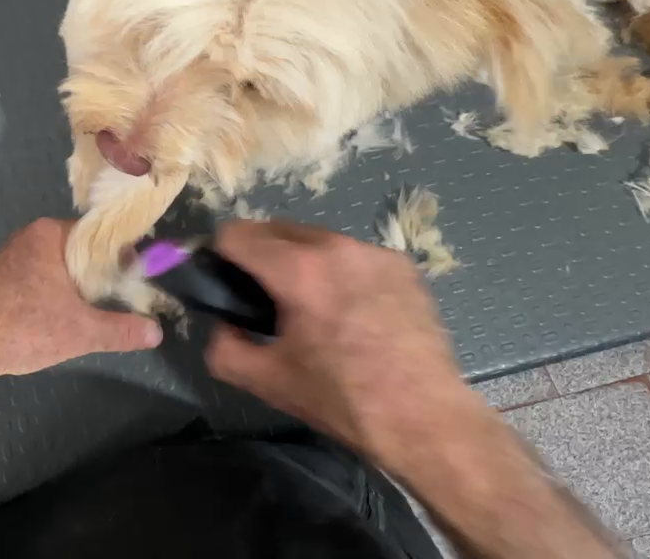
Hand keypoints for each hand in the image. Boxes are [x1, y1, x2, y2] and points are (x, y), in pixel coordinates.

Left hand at [0, 218, 161, 384]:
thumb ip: (121, 329)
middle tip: (122, 302)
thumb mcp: (81, 331)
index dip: (123, 257)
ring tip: (96, 314)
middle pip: (81, 252)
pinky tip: (62, 320)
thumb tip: (156, 331)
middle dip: (102, 277)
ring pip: (60, 268)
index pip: (100, 235)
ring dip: (78, 289)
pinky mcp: (1, 277)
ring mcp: (13, 256)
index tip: (141, 280)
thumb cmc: (23, 326)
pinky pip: (40, 278)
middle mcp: (31, 236)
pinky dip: (56, 295)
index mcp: (51, 234)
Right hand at [205, 220, 483, 461]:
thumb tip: (221, 324)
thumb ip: (223, 347)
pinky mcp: (400, 263)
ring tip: (314, 303)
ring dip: (300, 259)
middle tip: (267, 297)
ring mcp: (371, 251)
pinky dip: (339, 270)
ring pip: (314, 238)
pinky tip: (353, 309)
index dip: (221, 255)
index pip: (236, 233)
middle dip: (260, 254)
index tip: (227, 281)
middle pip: (273, 228)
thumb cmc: (343, 400)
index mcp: (297, 270)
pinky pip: (351, 253)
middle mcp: (334, 247)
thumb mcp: (268, 381)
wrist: (427, 421)